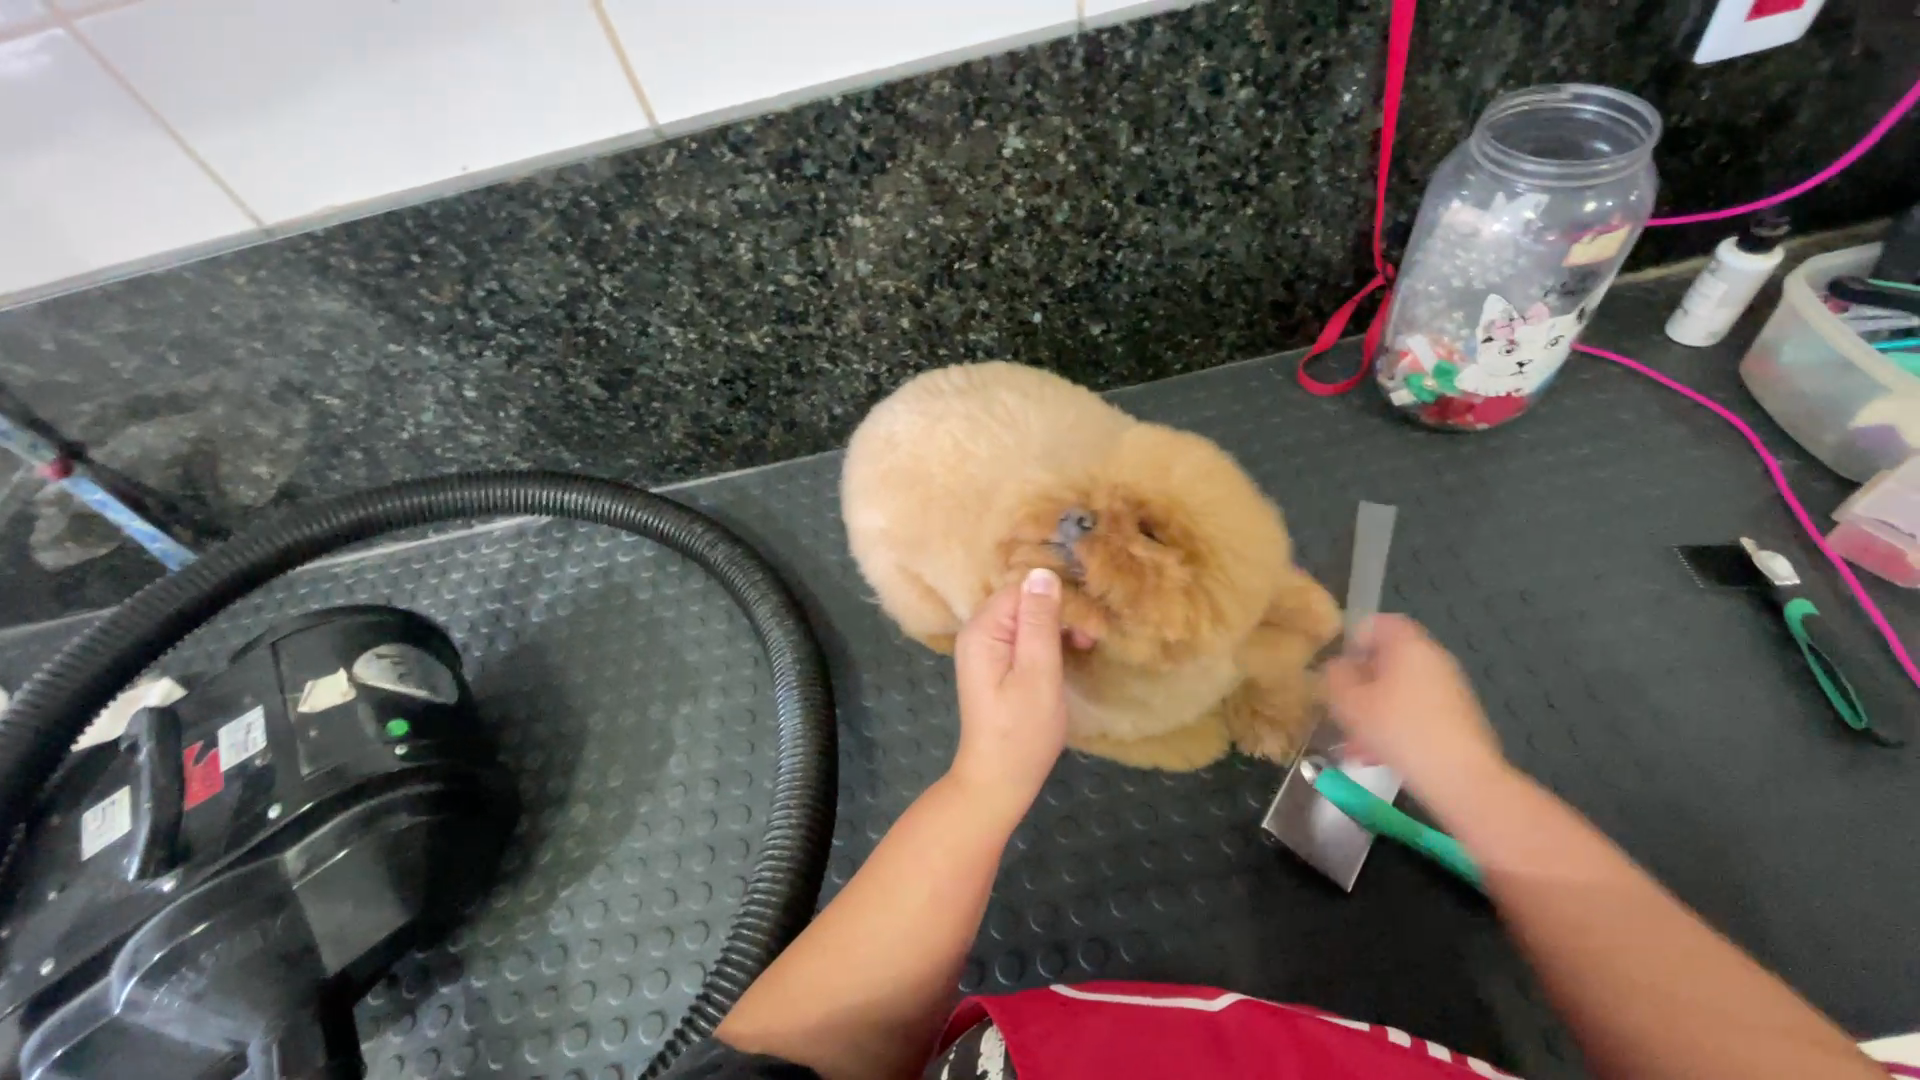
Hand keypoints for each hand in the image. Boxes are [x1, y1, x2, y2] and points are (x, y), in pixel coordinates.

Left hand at [950, 568, 1069, 819]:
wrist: (998, 780)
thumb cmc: (1021, 731)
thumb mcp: (1039, 674)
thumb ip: (1040, 623)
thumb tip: (1043, 573)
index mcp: (982, 630)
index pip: (1022, 589)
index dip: (1056, 599)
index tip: (1086, 623)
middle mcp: (977, 633)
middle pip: (1021, 601)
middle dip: (1058, 612)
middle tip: (1089, 639)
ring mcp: (983, 650)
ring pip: (1024, 619)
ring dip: (1055, 627)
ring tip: (1082, 648)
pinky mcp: (994, 666)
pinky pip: (1021, 638)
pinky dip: (1045, 642)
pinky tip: (1065, 657)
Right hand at [1323, 615, 1507, 801]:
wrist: (1461, 778)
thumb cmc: (1399, 731)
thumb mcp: (1349, 703)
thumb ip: (1335, 677)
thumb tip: (1337, 667)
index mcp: (1408, 646)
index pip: (1380, 623)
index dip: (1355, 637)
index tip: (1340, 665)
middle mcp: (1434, 660)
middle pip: (1390, 659)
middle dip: (1362, 682)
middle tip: (1342, 705)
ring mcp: (1450, 689)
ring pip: (1400, 689)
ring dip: (1374, 707)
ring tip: (1355, 740)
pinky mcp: (1458, 718)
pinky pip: (1416, 710)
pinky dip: (1395, 724)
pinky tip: (1378, 754)